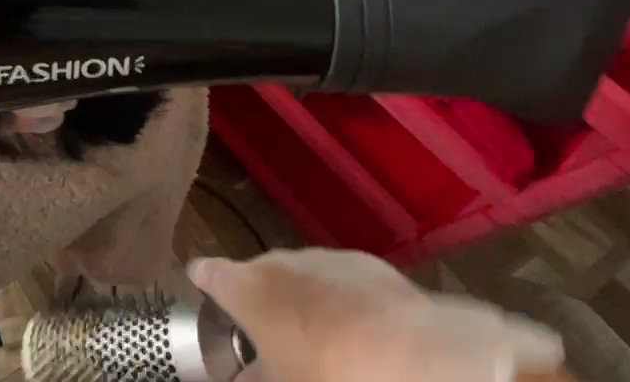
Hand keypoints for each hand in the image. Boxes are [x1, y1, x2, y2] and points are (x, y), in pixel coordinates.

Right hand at [188, 250, 563, 381]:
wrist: (427, 370)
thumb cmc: (331, 379)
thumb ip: (255, 379)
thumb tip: (244, 377)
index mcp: (248, 288)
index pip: (209, 272)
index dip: (204, 282)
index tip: (201, 288)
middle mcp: (280, 263)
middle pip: (259, 275)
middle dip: (262, 300)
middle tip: (273, 339)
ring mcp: (327, 261)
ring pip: (304, 277)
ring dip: (306, 301)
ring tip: (324, 342)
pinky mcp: (373, 269)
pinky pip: (344, 284)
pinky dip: (344, 303)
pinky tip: (366, 338)